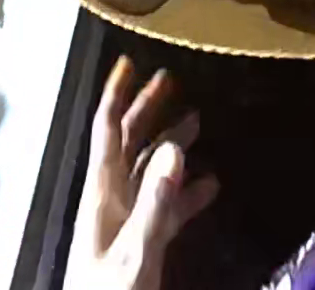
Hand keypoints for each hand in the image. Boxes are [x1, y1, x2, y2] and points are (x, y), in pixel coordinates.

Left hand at [64, 57, 219, 289]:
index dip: (116, 93)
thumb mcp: (136, 253)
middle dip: (148, 108)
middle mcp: (112, 196)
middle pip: (129, 139)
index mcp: (103, 190)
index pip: (107, 127)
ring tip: (197, 120)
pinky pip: (166, 208)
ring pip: (149, 169)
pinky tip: (211, 185)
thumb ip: (156, 204)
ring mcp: (127, 219)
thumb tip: (174, 148)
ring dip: (170, 143)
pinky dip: (186, 192)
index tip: (130, 62)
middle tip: (171, 80)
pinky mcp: (142, 244)